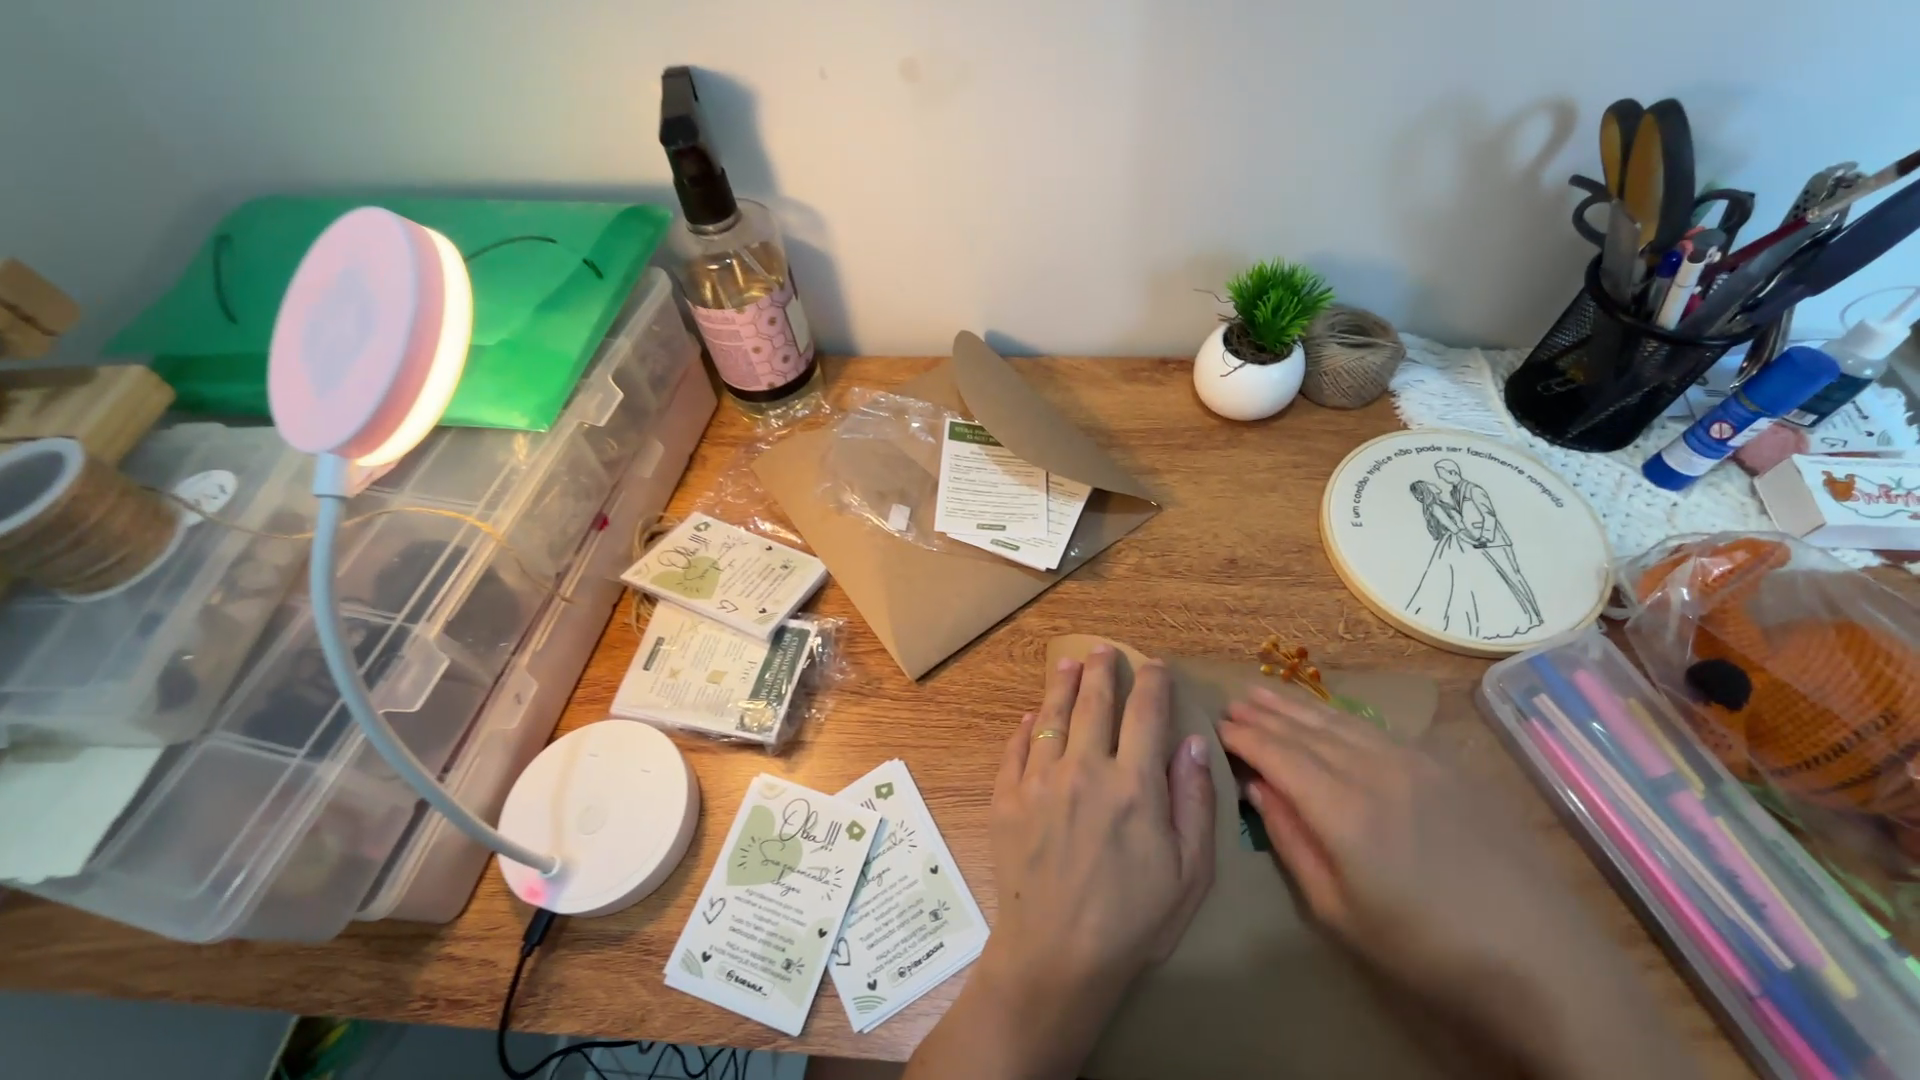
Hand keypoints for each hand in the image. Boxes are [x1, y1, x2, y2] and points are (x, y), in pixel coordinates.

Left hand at [990, 647, 1215, 989]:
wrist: (1057, 955)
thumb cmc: (1134, 920)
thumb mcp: (1189, 871)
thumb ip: (1194, 801)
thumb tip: (1193, 742)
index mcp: (1134, 784)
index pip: (1146, 714)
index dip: (1153, 683)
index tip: (1156, 665)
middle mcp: (1084, 769)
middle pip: (1094, 703)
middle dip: (1102, 670)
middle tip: (1103, 649)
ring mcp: (1039, 781)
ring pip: (1051, 717)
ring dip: (1061, 686)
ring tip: (1068, 663)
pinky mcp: (1006, 799)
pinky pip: (1015, 749)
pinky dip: (1025, 728)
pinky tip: (1031, 717)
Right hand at [1219, 686, 1696, 1079]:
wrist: (1540, 957)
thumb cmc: (1425, 948)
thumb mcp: (1337, 911)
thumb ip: (1291, 840)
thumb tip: (1258, 787)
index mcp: (1342, 809)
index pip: (1277, 754)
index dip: (1244, 737)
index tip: (1216, 725)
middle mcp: (1375, 770)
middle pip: (1306, 730)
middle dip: (1265, 713)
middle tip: (1232, 699)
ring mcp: (1416, 762)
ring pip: (1341, 722)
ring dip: (1298, 706)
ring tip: (1264, 691)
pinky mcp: (1447, 767)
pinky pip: (1377, 730)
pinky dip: (1340, 718)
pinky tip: (1328, 716)